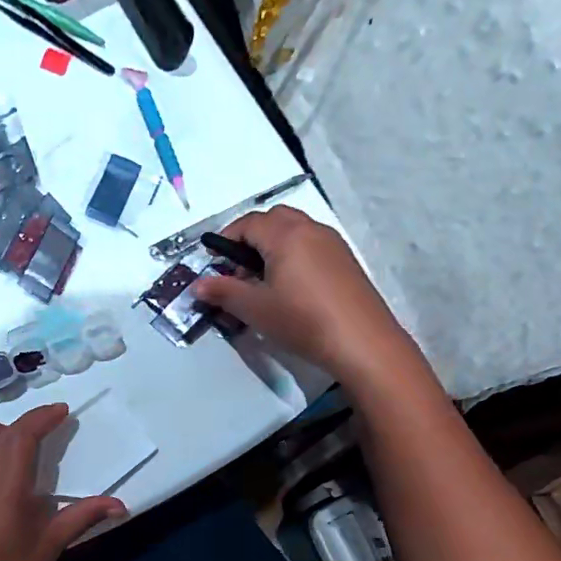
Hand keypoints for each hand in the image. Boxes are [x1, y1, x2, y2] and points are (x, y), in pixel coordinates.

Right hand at [192, 205, 428, 397]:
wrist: (361, 342)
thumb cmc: (302, 320)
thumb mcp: (255, 309)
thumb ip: (223, 292)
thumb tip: (198, 285)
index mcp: (286, 235)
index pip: (248, 223)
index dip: (226, 239)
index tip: (213, 263)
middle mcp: (310, 229)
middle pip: (274, 219)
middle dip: (250, 237)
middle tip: (237, 269)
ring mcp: (332, 243)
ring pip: (295, 230)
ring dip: (272, 245)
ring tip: (261, 280)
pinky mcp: (345, 261)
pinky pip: (311, 244)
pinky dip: (293, 254)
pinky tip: (289, 288)